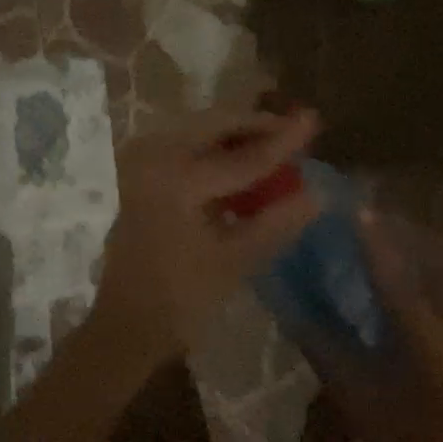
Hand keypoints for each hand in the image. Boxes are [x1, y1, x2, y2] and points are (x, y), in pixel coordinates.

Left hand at [91, 108, 321, 361]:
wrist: (124, 323)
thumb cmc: (181, 299)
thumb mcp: (235, 262)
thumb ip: (276, 222)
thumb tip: (317, 194)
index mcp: (179, 179)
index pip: (244, 156)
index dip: (283, 139)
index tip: (312, 118)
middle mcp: (158, 155)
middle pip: (217, 124)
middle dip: (257, 125)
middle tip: (294, 129)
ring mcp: (144, 159)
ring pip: (200, 129)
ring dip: (236, 133)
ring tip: (273, 142)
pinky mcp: (140, 169)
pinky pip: (185, 143)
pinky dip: (215, 146)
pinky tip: (240, 161)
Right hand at [315, 211, 442, 441]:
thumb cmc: (404, 440)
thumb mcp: (358, 401)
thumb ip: (324, 348)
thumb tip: (291, 303)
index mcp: (435, 351)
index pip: (398, 280)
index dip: (375, 241)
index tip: (354, 208)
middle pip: (440, 264)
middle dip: (406, 235)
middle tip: (374, 220)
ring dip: (423, 258)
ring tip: (391, 248)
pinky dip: (437, 288)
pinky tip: (416, 295)